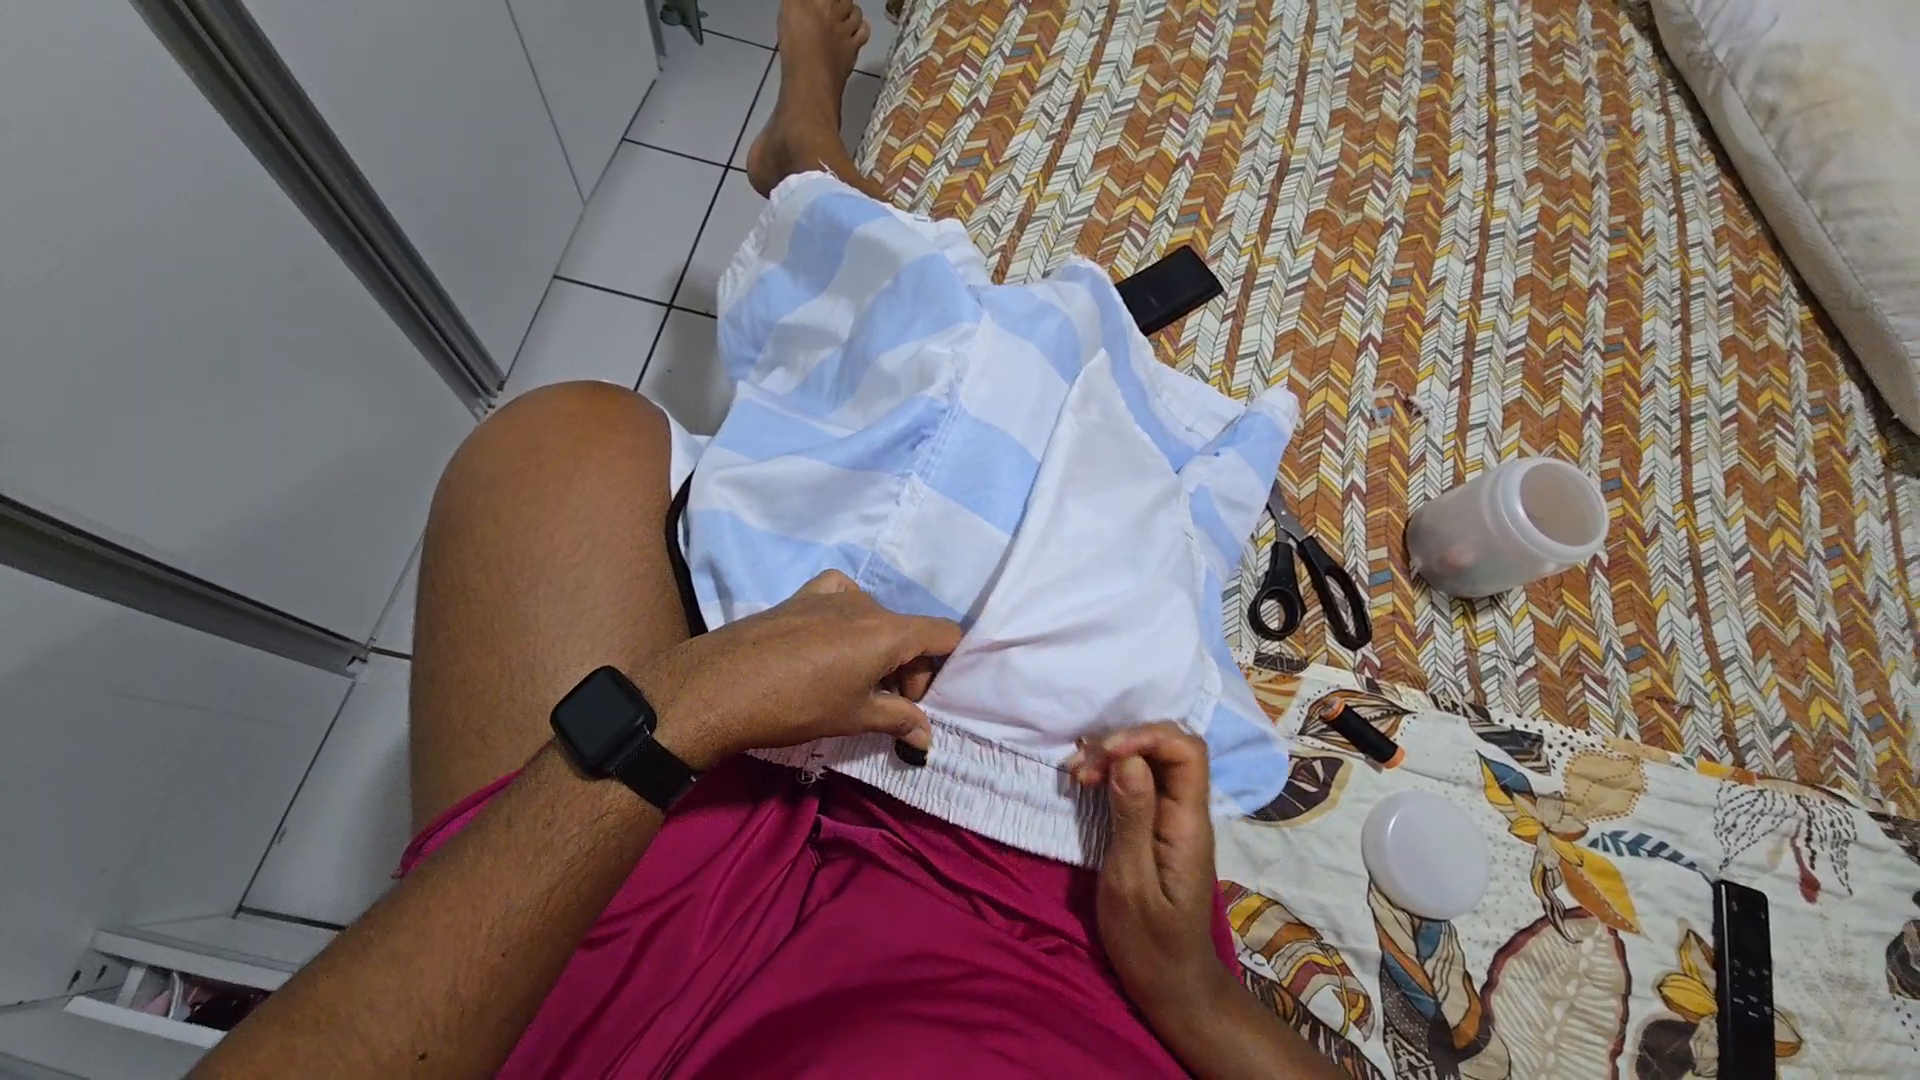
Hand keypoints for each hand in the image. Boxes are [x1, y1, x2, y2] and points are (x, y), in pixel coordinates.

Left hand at [639, 570, 961, 770]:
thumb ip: (899, 721)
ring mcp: (833, 595)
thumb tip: (927, 738)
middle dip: (907, 670)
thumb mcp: (855, 718)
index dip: (949, 664)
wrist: (720, 687)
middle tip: (886, 706)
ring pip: (875, 620)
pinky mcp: (803, 595)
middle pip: (909, 632)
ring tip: (851, 684)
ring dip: (876, 651)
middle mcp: (868, 604)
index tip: (926, 698)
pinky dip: (847, 619)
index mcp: (890, 631)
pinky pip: (841, 598)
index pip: (945, 634)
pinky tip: (829, 641)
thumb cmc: (797, 706)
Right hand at [1069, 723, 1236, 1021]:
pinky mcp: (1158, 826)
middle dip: (1124, 743)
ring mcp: (1174, 818)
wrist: (1170, 985)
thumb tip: (1130, 760)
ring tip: (1077, 775)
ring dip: (1113, 756)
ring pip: (1153, 761)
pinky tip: (1086, 783)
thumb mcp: (1131, 882)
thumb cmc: (1148, 943)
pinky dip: (1112, 773)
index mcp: (1189, 823)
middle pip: (1170, 747)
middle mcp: (1188, 812)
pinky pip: (1141, 782)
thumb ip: (1133, 819)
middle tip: (1083, 769)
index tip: (1104, 755)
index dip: (1146, 737)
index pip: (1187, 752)